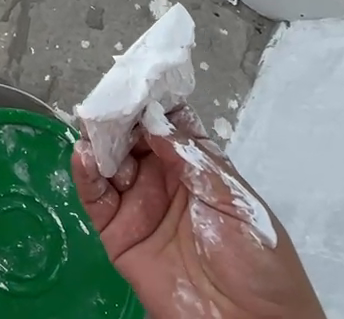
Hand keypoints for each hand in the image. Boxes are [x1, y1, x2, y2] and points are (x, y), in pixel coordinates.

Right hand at [70, 107, 326, 318]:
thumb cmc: (260, 264)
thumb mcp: (237, 204)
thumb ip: (194, 160)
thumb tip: (155, 119)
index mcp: (195, 168)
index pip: (166, 124)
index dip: (151, 101)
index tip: (135, 78)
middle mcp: (161, 178)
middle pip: (130, 136)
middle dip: (117, 116)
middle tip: (106, 101)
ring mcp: (136, 202)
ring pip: (107, 159)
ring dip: (97, 139)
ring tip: (92, 125)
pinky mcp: (116, 230)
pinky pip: (93, 195)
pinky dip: (83, 172)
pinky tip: (85, 156)